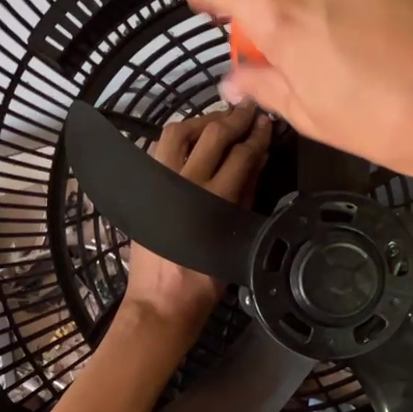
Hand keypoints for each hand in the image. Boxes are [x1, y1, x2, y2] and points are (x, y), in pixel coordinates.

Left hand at [118, 101, 272, 341]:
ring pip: (179, 132)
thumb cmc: (203, 282)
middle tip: (251, 110)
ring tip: (221, 120)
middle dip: (235, 118)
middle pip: (212, 135)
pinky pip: (161, 148)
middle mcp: (183, 183)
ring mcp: (158, 182)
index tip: (269, 123)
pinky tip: (194, 139)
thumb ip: (247, 195)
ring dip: (203, 121)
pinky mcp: (143, 186)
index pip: (242, 155)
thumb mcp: (234, 239)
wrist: (161, 302)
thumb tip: (259, 159)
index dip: (258, 136)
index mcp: (211, 200)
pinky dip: (180, 137)